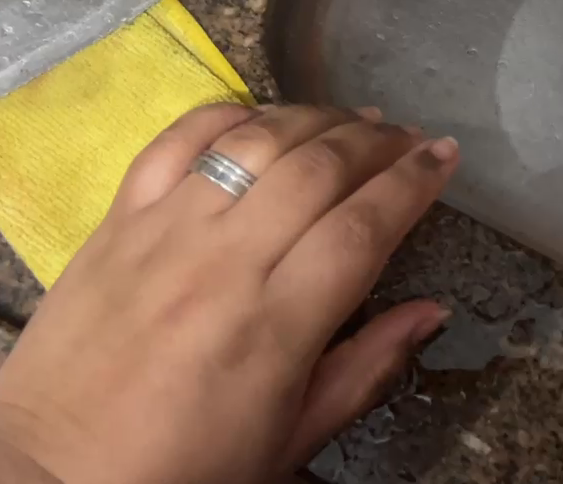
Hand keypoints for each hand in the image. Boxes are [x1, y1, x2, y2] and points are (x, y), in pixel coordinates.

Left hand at [0, 104, 459, 483]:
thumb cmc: (181, 473)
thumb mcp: (291, 440)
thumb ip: (368, 368)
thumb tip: (434, 309)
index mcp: (272, 327)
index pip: (364, 225)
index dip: (415, 181)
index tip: (446, 155)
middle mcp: (222, 265)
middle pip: (321, 167)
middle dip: (381, 141)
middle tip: (411, 138)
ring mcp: (164, 234)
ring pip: (259, 141)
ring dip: (321, 118)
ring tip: (356, 121)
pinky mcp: (117, 221)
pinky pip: (178, 140)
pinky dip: (232, 114)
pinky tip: (268, 118)